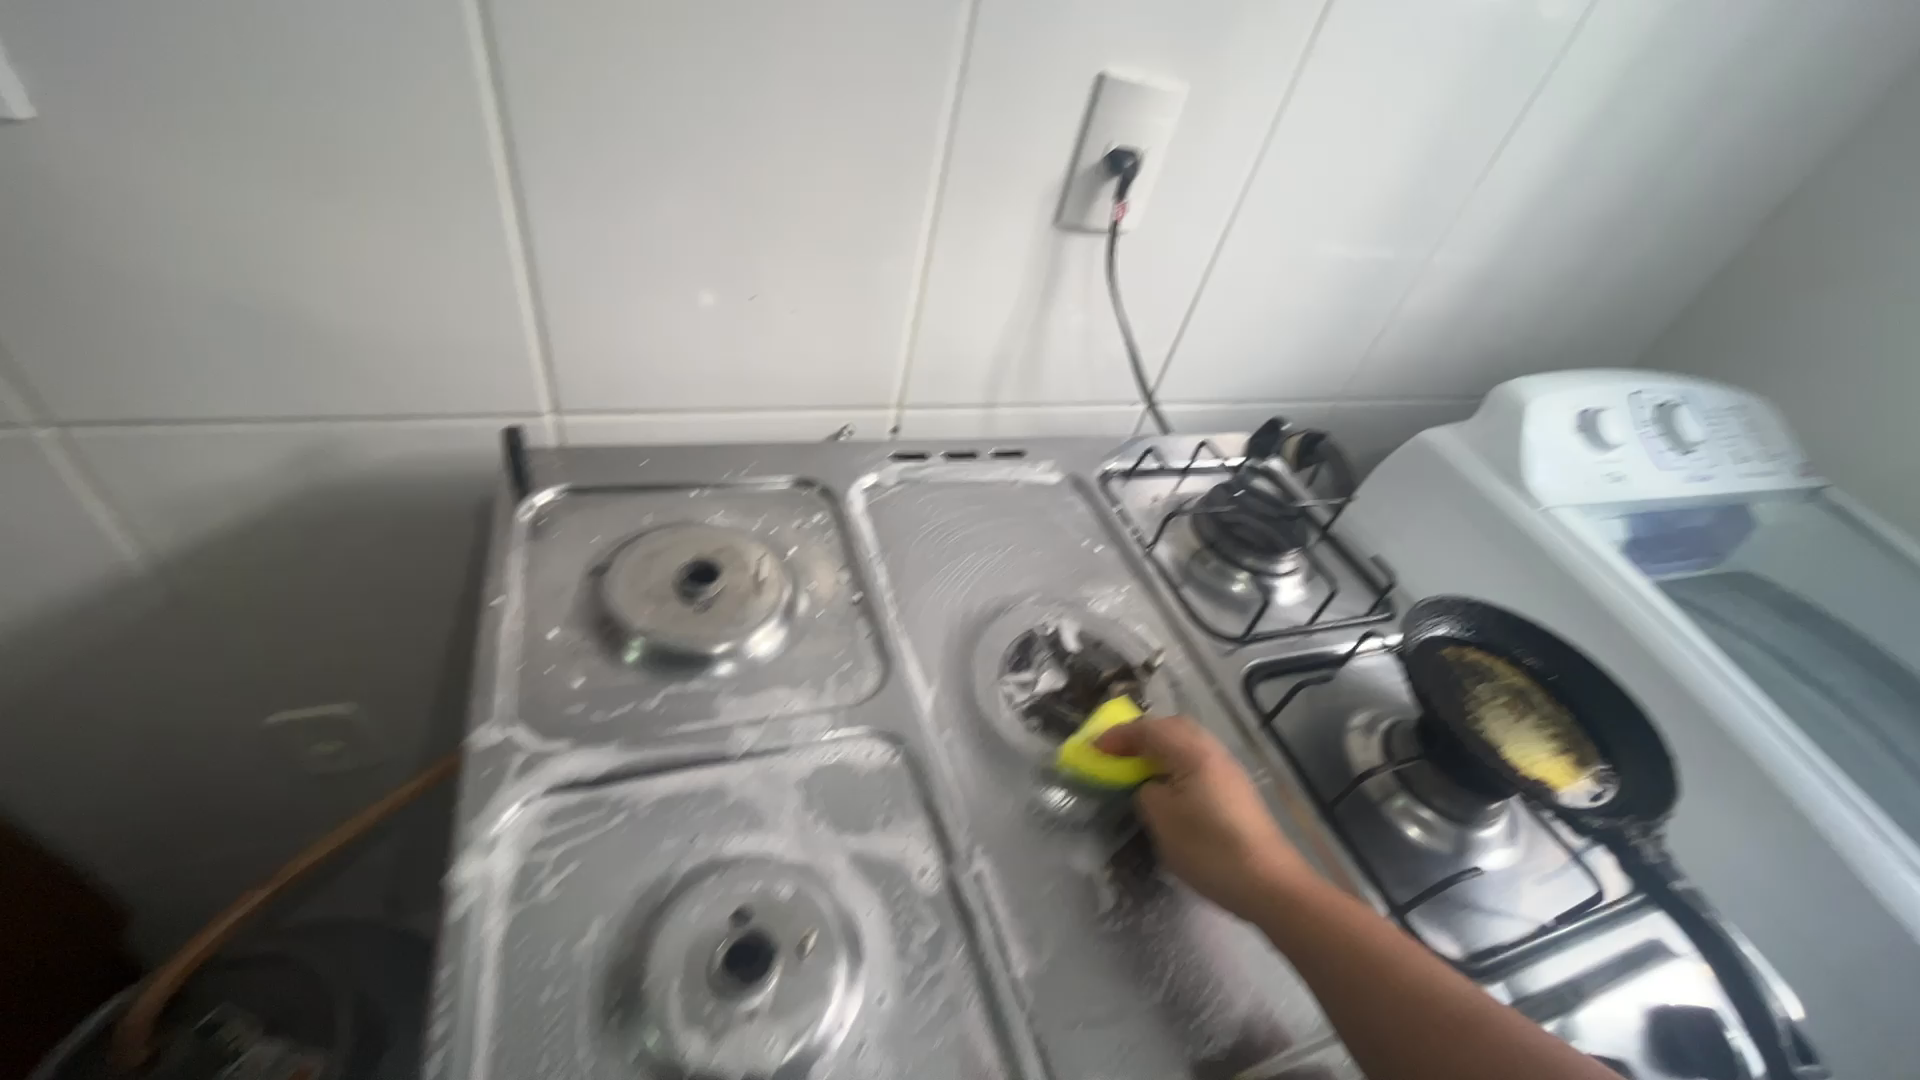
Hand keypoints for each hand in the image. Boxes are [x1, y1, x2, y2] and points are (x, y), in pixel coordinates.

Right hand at [1095, 714, 1315, 920]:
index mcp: (1192, 753)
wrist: (1270, 885)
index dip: (1117, 736)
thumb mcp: (1162, 820)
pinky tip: (1168, 789)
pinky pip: (1198, 762)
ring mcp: (1229, 771)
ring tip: (1138, 769)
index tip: (1093, 749)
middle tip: (1117, 752)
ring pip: (1188, 744)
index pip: (1148, 729)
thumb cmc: (1210, 850)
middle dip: (1141, 735)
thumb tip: (1148, 786)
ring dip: (1159, 750)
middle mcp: (1213, 752)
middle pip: (1172, 727)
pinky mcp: (1236, 792)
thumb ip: (1145, 793)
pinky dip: (1175, 765)